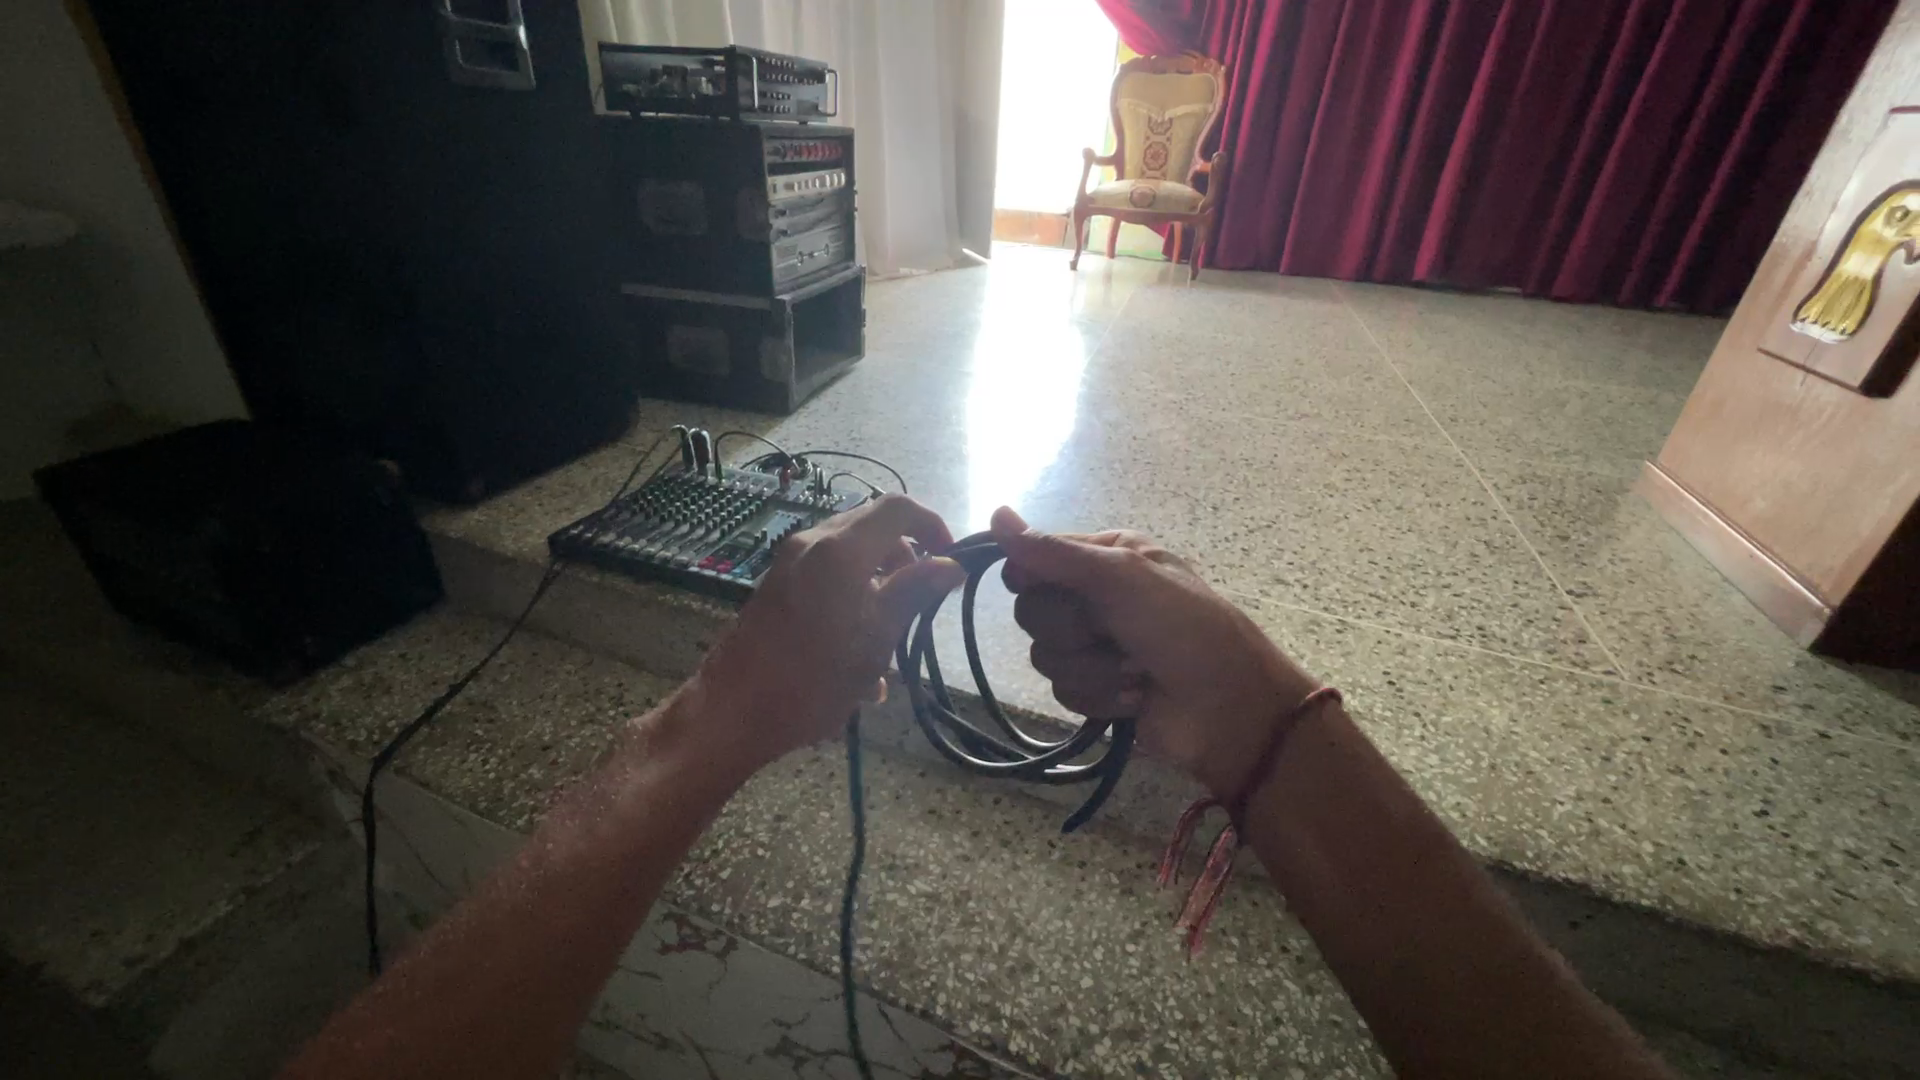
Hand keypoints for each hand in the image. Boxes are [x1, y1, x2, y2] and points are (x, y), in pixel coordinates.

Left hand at [693, 495, 965, 770]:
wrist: (729, 713)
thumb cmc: (809, 682)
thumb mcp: (874, 642)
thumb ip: (914, 593)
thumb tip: (953, 565)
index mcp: (840, 551)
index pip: (899, 508)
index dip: (932, 526)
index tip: (949, 562)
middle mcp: (812, 543)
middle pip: (874, 529)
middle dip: (906, 561)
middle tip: (920, 604)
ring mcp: (790, 562)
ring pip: (853, 555)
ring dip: (880, 586)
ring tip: (889, 644)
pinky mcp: (778, 584)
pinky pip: (829, 575)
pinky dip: (853, 597)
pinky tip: (857, 657)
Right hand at [991, 507, 1320, 796]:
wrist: (1230, 707)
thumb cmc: (1183, 626)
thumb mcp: (1120, 576)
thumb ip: (1054, 552)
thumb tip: (995, 514)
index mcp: (1102, 557)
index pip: (1031, 560)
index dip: (1032, 578)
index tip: (1046, 587)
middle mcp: (1092, 596)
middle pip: (1030, 612)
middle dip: (1073, 629)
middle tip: (1111, 630)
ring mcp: (1093, 645)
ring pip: (1044, 655)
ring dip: (1093, 668)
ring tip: (1136, 670)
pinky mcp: (1094, 689)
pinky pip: (1062, 691)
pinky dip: (1100, 696)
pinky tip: (1135, 697)